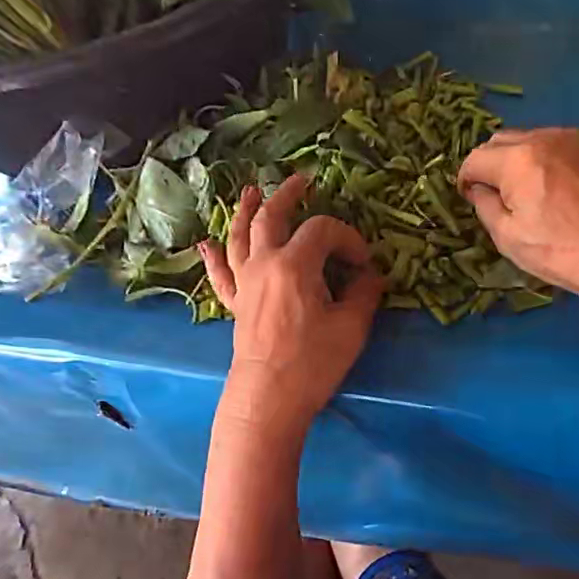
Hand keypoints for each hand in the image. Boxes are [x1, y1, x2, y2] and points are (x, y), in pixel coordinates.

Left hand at [200, 175, 384, 433]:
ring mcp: (245, 284)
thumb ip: (364, 293)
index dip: (348, 238)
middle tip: (301, 181)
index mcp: (294, 264)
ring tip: (249, 192)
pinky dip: (214, 257)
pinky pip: (220, 275)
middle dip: (287, 195)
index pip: (323, 230)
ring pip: (239, 237)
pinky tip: (207, 244)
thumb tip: (371, 274)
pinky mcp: (236, 305)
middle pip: (271, 217)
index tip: (363, 262)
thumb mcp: (351, 327)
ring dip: (244, 211)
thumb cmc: (312, 363)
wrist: (269, 397)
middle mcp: (264, 264)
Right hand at [458, 128, 578, 305]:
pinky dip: (539, 162)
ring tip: (522, 197)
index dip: (464, 180)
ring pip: (527, 141)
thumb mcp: (509, 238)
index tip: (467, 200)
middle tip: (493, 199)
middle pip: (499, 141)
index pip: (475, 158)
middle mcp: (544, 138)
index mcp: (518, 159)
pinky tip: (549, 193)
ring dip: (514, 162)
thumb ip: (485, 207)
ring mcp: (573, 140)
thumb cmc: (563, 251)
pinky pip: (552, 147)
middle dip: (488, 166)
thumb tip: (478, 190)